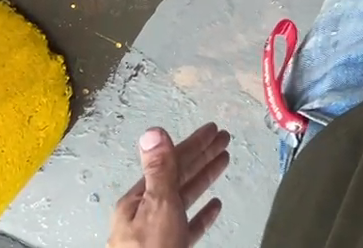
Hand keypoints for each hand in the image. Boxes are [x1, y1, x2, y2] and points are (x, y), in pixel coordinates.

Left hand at [106, 124, 230, 247]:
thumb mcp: (158, 205)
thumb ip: (161, 169)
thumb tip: (152, 131)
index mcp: (137, 201)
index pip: (170, 163)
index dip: (193, 144)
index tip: (214, 128)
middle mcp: (144, 214)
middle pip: (178, 177)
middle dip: (202, 156)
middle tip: (225, 137)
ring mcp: (157, 235)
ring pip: (185, 198)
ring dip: (205, 177)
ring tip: (225, 160)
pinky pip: (188, 226)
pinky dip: (202, 214)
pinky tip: (215, 206)